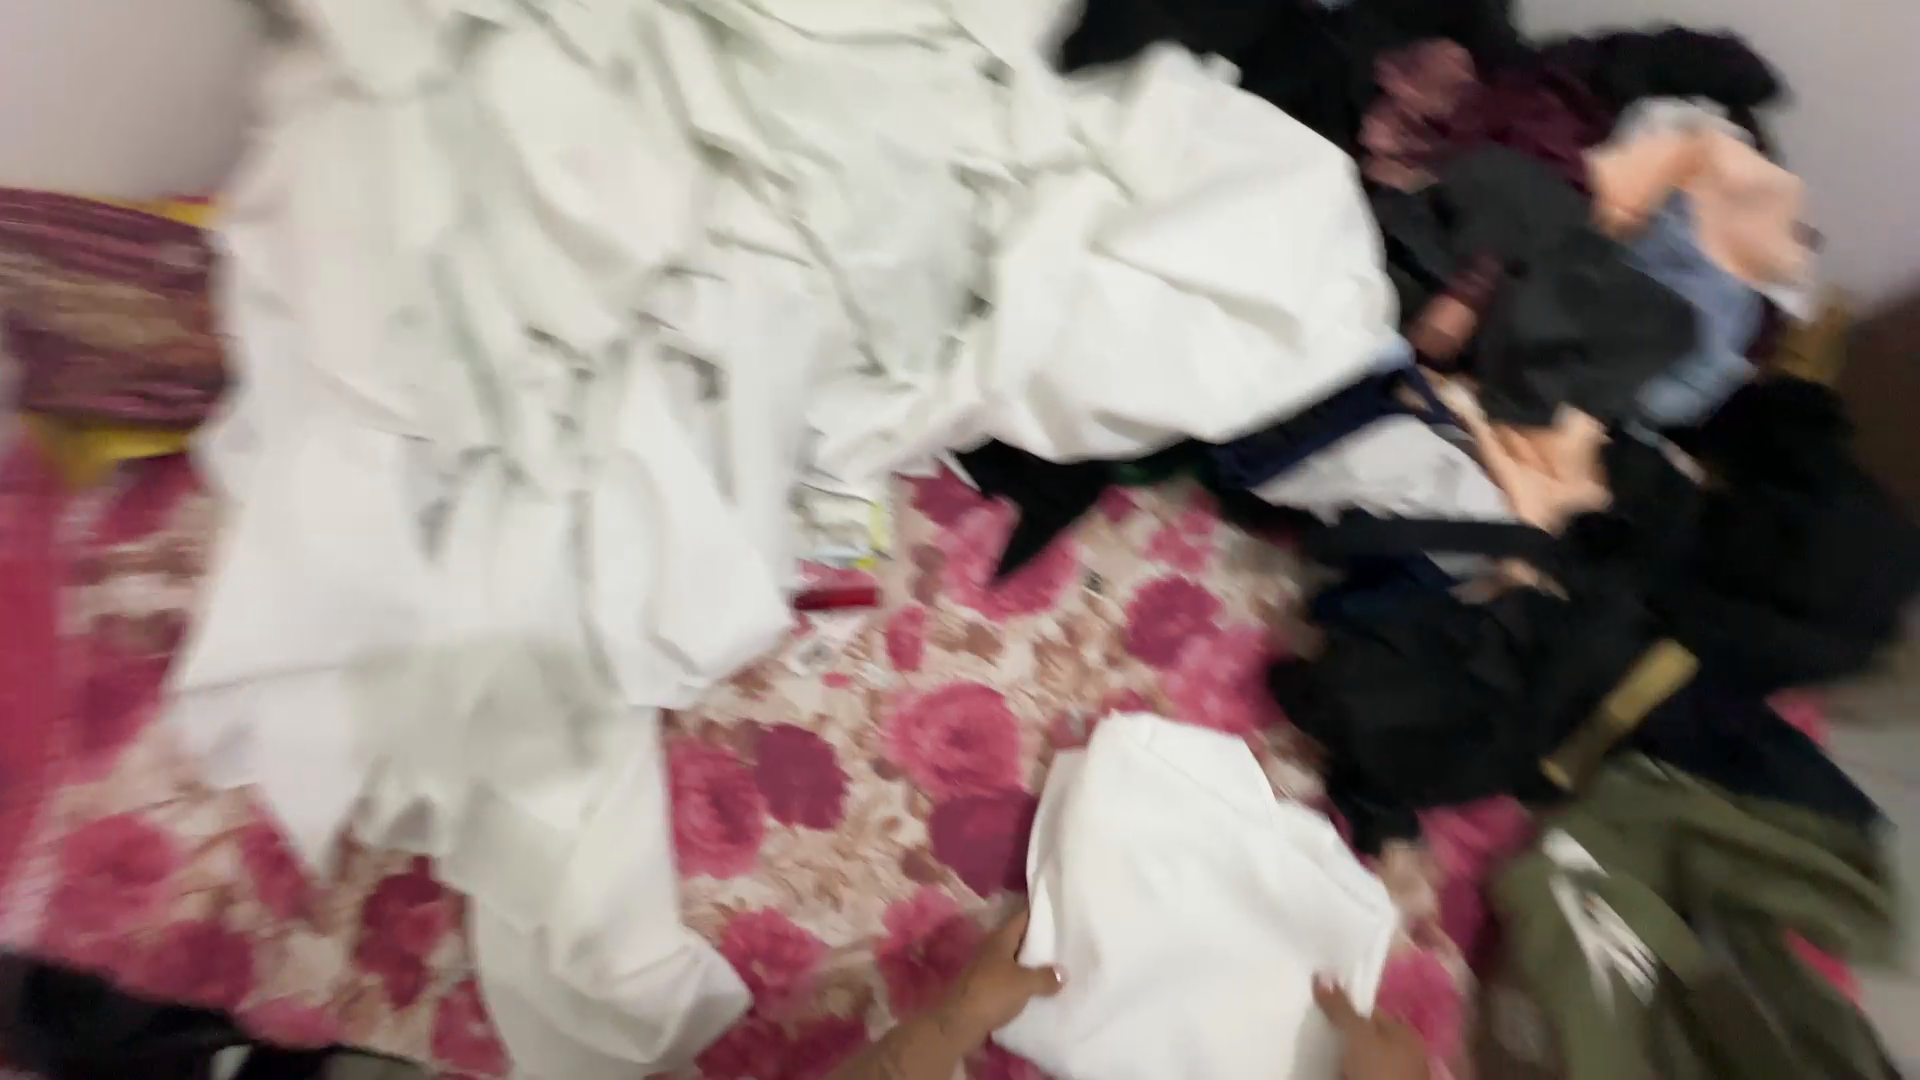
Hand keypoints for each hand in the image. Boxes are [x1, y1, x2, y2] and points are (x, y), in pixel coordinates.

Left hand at [936, 903, 1063, 1041]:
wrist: (960, 1022)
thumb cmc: (992, 992)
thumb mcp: (1024, 983)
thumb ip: (1044, 977)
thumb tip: (1063, 972)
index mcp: (1001, 937)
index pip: (1022, 917)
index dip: (1039, 915)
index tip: (1058, 914)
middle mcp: (993, 947)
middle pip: (1019, 939)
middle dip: (1038, 942)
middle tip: (1062, 944)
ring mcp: (987, 966)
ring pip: (1014, 959)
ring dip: (1030, 964)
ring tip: (1054, 969)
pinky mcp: (985, 986)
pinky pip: (1008, 978)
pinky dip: (1022, 982)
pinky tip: (1036, 990)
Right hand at [1315, 976, 1429, 1079]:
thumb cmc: (1380, 1073)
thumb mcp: (1358, 1035)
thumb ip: (1340, 1006)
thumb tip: (1321, 974)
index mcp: (1406, 1036)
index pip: (1370, 1009)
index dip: (1345, 1002)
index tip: (1318, 998)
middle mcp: (1402, 1055)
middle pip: (1362, 1032)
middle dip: (1338, 1026)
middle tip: (1311, 1016)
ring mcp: (1389, 1077)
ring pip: (1355, 1054)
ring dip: (1336, 1049)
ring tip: (1310, 1036)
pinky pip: (1352, 1071)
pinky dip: (1337, 1067)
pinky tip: (1320, 1060)